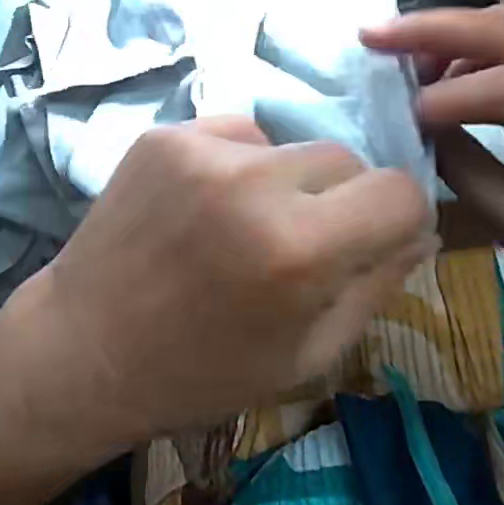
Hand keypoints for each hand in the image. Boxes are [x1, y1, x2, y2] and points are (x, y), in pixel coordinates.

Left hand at [10, 117, 432, 448]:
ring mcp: (200, 148)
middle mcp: (252, 180)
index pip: (399, 192)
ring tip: (241, 225)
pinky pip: (234, 134)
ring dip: (285, 180)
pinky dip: (236, 164)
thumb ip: (375, 285)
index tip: (374, 241)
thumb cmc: (201, 371)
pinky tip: (204, 206)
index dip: (398, 220)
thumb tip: (418, 230)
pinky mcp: (163, 134)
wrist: (85, 342)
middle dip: (341, 200)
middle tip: (301, 242)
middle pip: (345, 159)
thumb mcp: (307, 355)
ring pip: (288, 143)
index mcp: (298, 247)